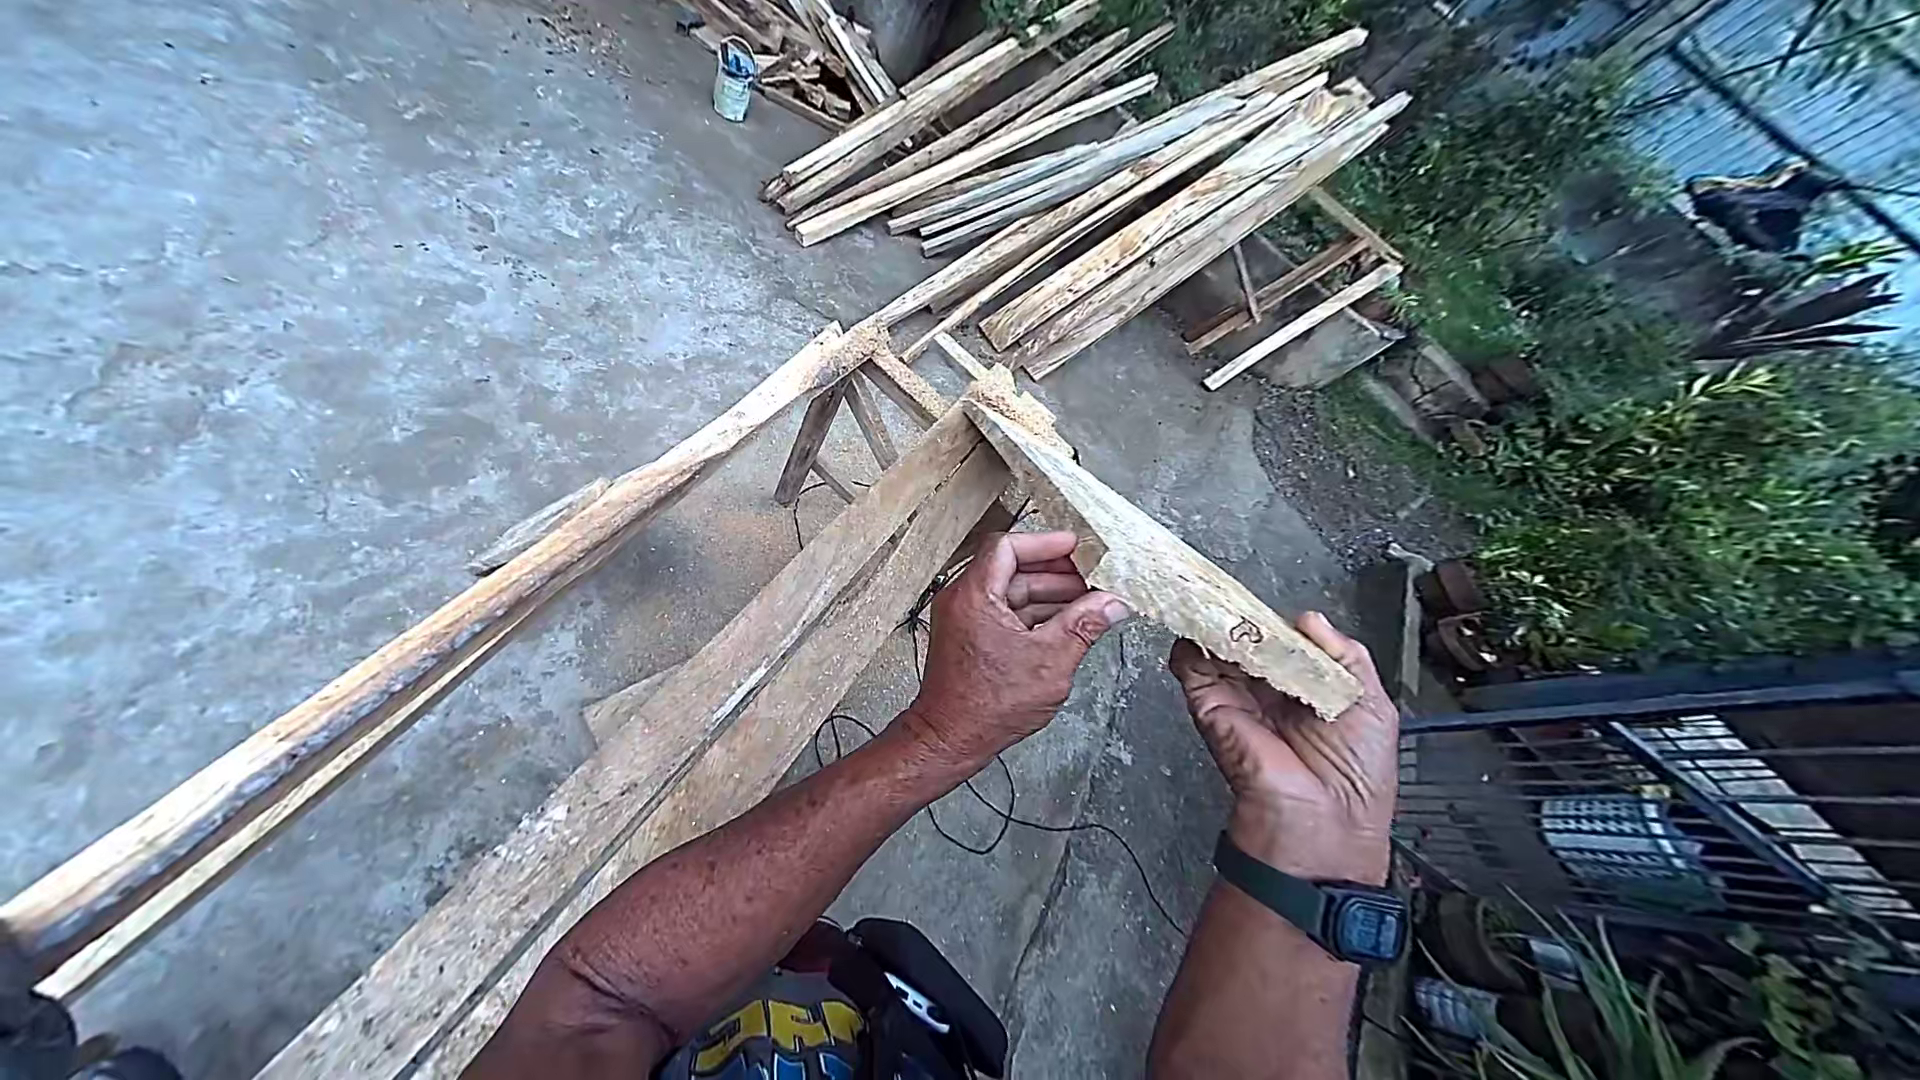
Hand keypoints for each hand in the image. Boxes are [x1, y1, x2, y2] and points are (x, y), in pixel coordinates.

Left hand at [904, 531, 1129, 771]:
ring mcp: (965, 618)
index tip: (1074, 546)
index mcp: (975, 595)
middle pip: (1012, 567)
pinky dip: (1034, 612)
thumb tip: (1110, 605)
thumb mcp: (1049, 662)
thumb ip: (1083, 626)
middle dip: (1055, 571)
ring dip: (1048, 593)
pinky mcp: (971, 635)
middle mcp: (964, 600)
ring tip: (1086, 601)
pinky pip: (1005, 610)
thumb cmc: (985, 706)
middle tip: (1090, 575)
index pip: (1008, 546)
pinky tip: (1065, 621)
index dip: (1045, 543)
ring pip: (1011, 590)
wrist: (951, 738)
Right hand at [1168, 612, 1398, 884]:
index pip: (1281, 641)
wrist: (1322, 819)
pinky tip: (1207, 628)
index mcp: (1301, 686)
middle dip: (1242, 617)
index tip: (1273, 606)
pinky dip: (1191, 643)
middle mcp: (1263, 688)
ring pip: (1215, 645)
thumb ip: (1345, 655)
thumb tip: (1309, 617)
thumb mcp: (1371, 704)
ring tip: (1223, 605)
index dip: (1275, 621)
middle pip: (1244, 639)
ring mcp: (1234, 694)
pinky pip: (1191, 666)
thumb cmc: (1356, 776)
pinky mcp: (1209, 704)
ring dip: (1215, 623)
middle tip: (1243, 598)